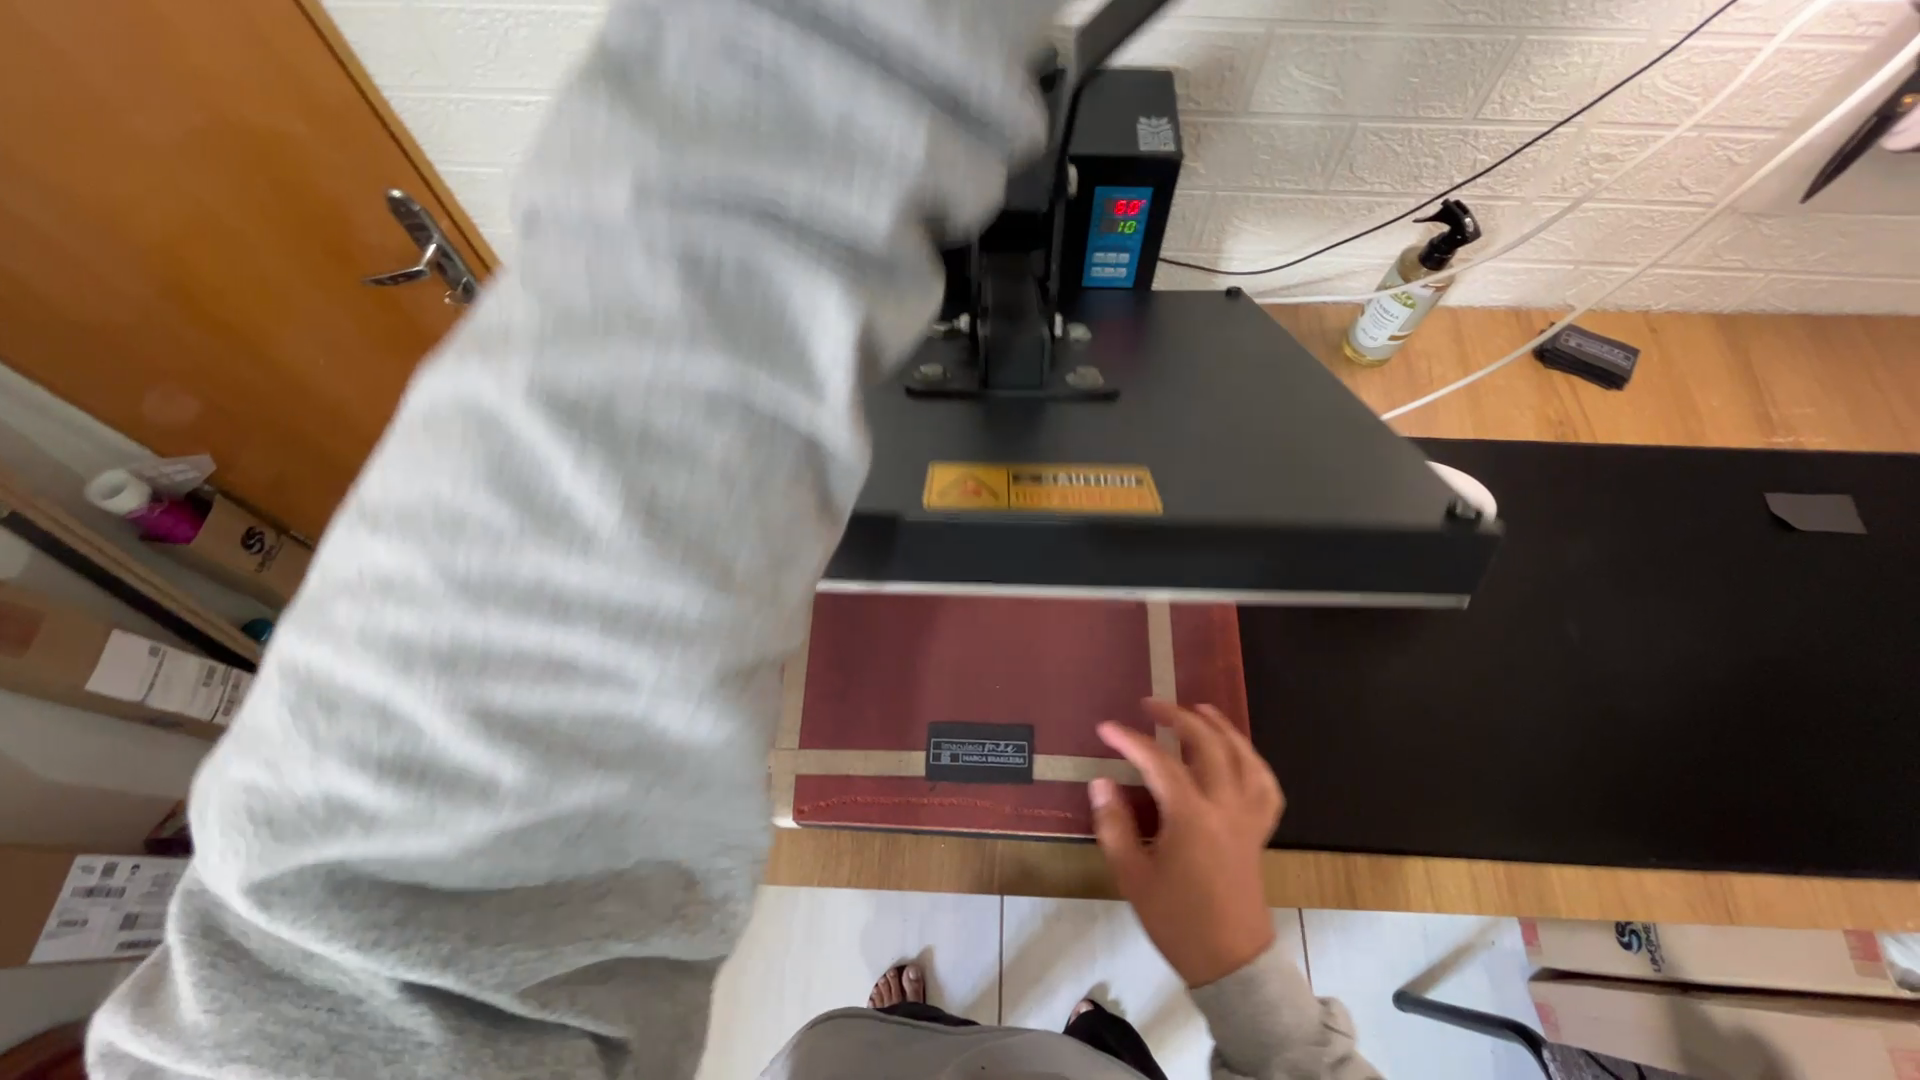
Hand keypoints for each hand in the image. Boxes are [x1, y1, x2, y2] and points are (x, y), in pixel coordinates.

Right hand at [1089, 699, 1285, 987]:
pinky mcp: (1260, 830)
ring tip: (1199, 708)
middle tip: (1149, 705)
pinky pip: (1266, 786)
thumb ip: (1114, 825)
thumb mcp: (1132, 875)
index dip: (1130, 740)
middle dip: (1177, 717)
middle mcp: (1224, 806)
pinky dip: (1253, 761)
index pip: (1158, 762)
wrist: (1230, 962)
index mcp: (1191, 816)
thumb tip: (1101, 783)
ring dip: (1220, 727)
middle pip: (1207, 744)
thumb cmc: (1176, 920)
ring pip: (1243, 756)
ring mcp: (1248, 817)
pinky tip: (1239, 753)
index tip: (1106, 727)